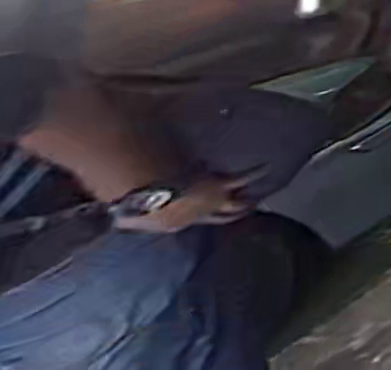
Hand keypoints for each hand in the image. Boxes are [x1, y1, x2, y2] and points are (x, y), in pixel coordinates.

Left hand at [114, 174, 257, 233]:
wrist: (154, 197)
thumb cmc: (137, 211)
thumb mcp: (129, 222)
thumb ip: (131, 222)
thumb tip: (121, 220)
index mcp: (182, 224)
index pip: (195, 221)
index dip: (199, 217)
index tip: (203, 214)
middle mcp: (203, 214)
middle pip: (226, 215)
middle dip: (238, 212)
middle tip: (250, 209)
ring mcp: (216, 200)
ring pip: (239, 202)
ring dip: (249, 200)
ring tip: (260, 198)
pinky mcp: (223, 185)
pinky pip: (245, 177)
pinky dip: (258, 171)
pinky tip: (268, 166)